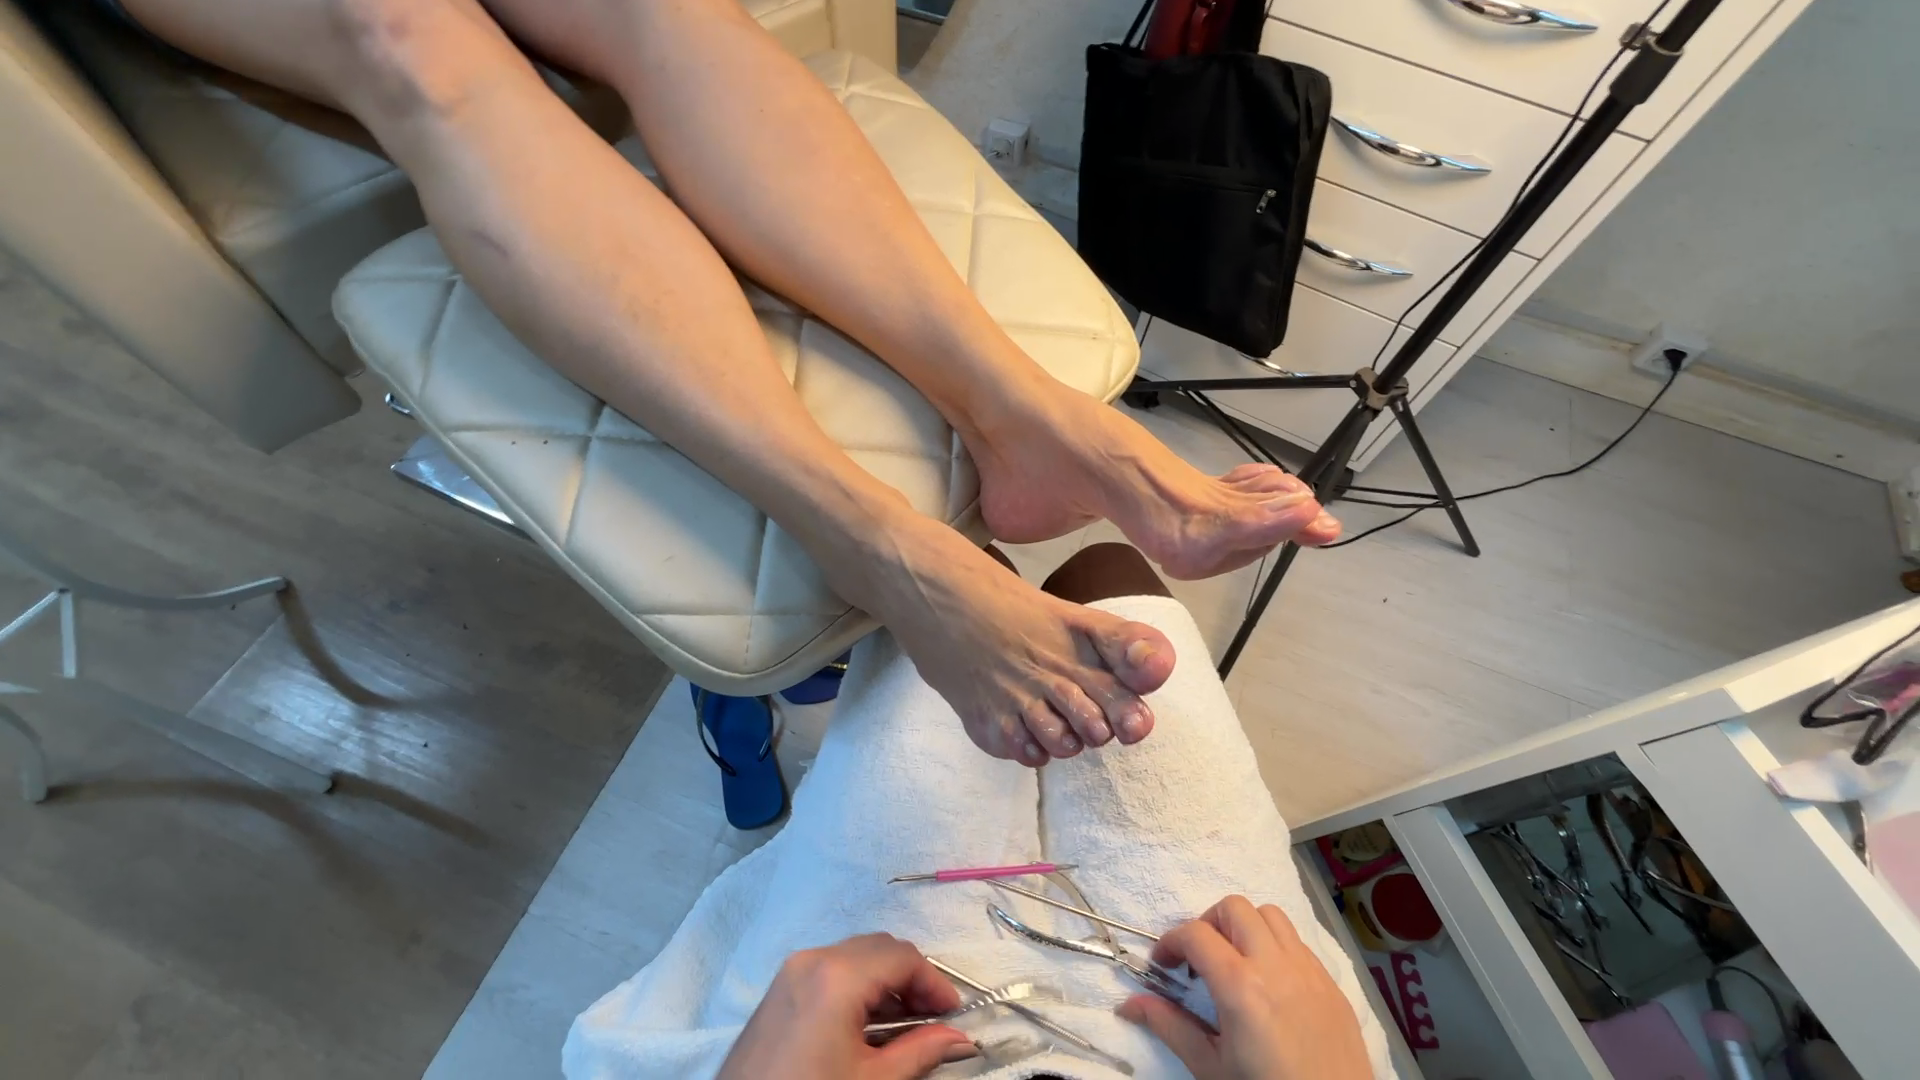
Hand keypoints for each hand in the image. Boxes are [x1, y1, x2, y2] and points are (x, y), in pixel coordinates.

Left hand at [716, 933, 974, 1079]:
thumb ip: (921, 1052)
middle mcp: (813, 958)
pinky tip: (870, 1025)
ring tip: (906, 1026)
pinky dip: (858, 987)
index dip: (935, 983)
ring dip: (886, 983)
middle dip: (911, 980)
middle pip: (879, 949)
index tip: (955, 1014)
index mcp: (837, 975)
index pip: (902, 957)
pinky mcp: (779, 989)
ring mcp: (791, 971)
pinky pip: (831, 971)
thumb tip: (960, 1038)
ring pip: (856, 957)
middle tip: (934, 1019)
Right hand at [1117, 895, 1369, 1079]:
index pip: (1195, 934)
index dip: (1170, 942)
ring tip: (1236, 962)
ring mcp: (1309, 971)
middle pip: (1234, 908)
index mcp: (1240, 986)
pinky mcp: (1332, 985)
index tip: (1163, 965)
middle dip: (1209, 923)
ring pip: (1271, 916)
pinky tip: (1270, 983)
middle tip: (1199, 958)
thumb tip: (1127, 1004)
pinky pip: (1298, 943)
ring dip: (1246, 927)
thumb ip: (1170, 1026)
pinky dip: (1276, 947)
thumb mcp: (1211, 1068)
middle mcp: (1275, 965)